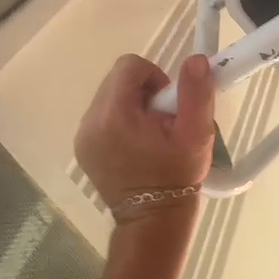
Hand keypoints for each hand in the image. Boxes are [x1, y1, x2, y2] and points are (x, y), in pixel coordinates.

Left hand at [74, 54, 215, 208]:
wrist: (152, 218)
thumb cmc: (176, 173)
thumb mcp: (196, 133)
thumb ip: (195, 92)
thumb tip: (195, 59)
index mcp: (115, 115)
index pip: (129, 66)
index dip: (154, 76)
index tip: (167, 104)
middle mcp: (90, 122)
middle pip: (117, 79)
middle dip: (143, 89)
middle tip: (162, 118)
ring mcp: (82, 136)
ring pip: (109, 94)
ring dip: (131, 103)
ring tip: (149, 132)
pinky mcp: (82, 147)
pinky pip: (102, 114)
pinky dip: (120, 118)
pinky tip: (135, 142)